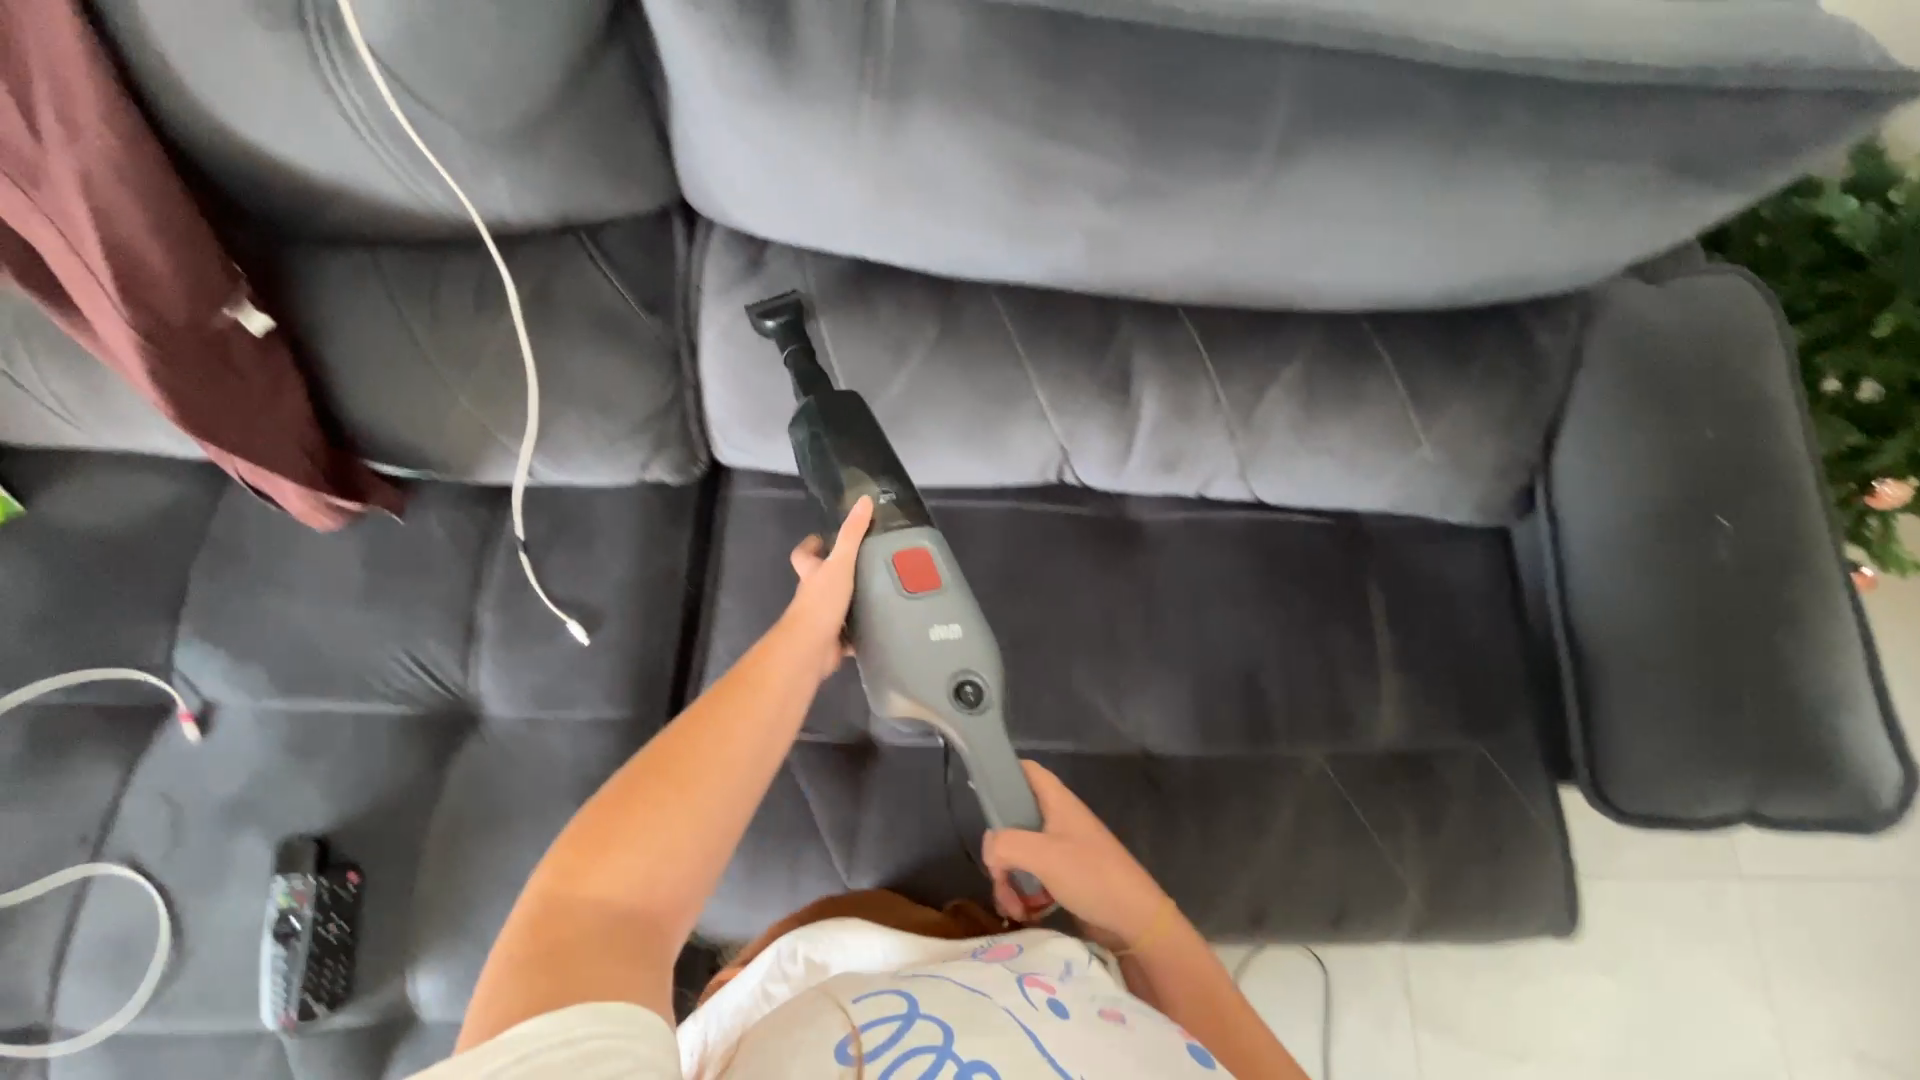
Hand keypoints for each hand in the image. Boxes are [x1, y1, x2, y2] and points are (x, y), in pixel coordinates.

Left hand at [782, 496, 873, 679]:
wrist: (811, 648)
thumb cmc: (821, 602)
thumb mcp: (840, 563)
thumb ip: (852, 534)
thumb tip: (864, 500)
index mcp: (811, 574)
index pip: (804, 554)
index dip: (811, 545)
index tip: (825, 538)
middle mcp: (813, 595)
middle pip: (822, 580)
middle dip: (840, 574)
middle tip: (868, 565)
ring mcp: (822, 619)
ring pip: (838, 606)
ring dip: (855, 602)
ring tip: (883, 592)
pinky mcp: (834, 640)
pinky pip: (850, 633)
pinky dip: (862, 631)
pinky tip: (882, 626)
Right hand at [981, 760, 1173, 948]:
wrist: (1134, 921)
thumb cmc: (1091, 875)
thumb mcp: (1043, 854)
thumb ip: (1005, 845)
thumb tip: (990, 853)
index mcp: (1057, 802)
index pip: (1026, 771)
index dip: (1003, 774)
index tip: (981, 798)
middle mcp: (1058, 821)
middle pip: (1014, 821)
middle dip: (1000, 851)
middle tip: (998, 876)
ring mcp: (1063, 850)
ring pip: (1020, 855)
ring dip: (1010, 881)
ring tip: (1014, 908)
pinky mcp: (1066, 878)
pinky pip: (1033, 878)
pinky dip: (1025, 895)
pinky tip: (1026, 914)